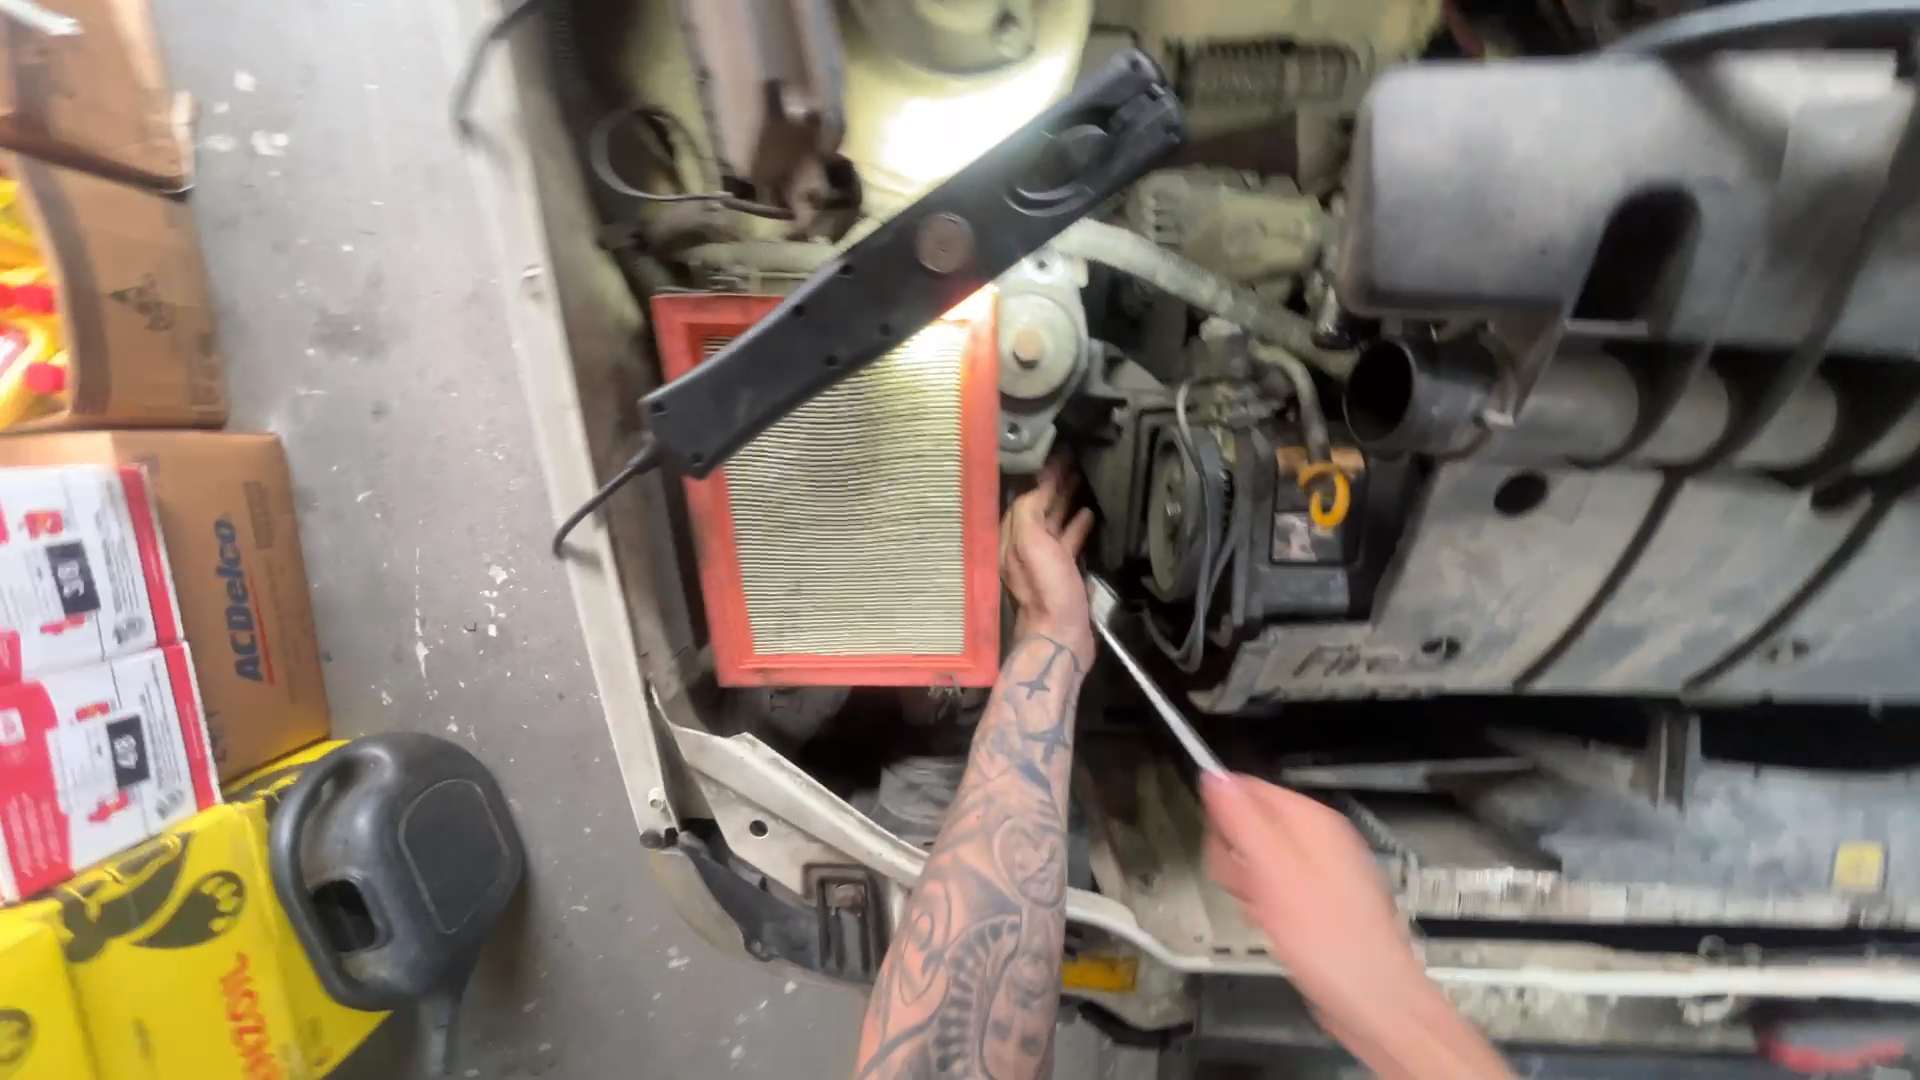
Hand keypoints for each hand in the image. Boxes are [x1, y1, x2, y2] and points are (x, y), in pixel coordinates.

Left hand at [1002, 457, 1094, 648]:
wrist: (1062, 635)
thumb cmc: (1046, 588)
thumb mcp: (1031, 543)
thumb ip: (1029, 511)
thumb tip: (1040, 486)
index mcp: (1011, 538)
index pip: (1024, 497)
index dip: (1041, 476)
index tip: (1058, 455)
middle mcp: (1024, 547)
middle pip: (1039, 508)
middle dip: (1055, 485)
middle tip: (1075, 462)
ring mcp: (1044, 561)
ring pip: (1055, 522)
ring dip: (1067, 502)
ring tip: (1085, 480)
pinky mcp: (1064, 574)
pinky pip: (1069, 541)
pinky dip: (1078, 526)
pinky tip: (1091, 515)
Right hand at [1202, 775, 1513, 1079]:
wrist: (1375, 1006)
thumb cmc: (1335, 945)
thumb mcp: (1274, 871)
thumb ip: (1242, 820)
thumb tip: (1215, 776)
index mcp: (1312, 819)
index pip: (1246, 787)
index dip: (1223, 815)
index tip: (1222, 844)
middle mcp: (1318, 838)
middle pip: (1248, 821)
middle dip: (1236, 854)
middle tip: (1248, 882)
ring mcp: (1318, 869)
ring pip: (1256, 856)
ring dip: (1248, 883)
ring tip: (1265, 908)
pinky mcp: (1315, 898)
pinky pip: (1271, 885)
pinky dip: (1264, 903)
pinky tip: (1276, 922)